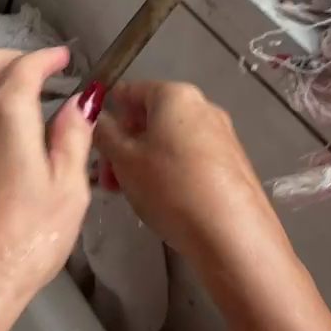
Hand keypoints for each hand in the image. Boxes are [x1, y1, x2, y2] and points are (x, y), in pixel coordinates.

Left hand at [0, 47, 93, 323]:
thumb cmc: (23, 236)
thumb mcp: (67, 189)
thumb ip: (73, 137)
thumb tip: (80, 102)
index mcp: (7, 112)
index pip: (26, 66)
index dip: (48, 56)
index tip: (64, 57)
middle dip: (17, 57)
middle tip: (44, 70)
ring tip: (26, 95)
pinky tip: (3, 124)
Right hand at [93, 80, 262, 256]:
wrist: (236, 240)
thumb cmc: (172, 188)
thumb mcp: (124, 160)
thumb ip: (103, 131)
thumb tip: (93, 114)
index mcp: (174, 94)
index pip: (129, 90)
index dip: (106, 115)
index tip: (95, 145)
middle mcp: (202, 106)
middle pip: (149, 117)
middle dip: (124, 145)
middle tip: (110, 179)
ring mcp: (222, 135)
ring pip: (169, 140)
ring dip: (143, 161)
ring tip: (133, 195)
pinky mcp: (234, 164)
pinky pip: (191, 158)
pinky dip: (171, 172)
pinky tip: (165, 202)